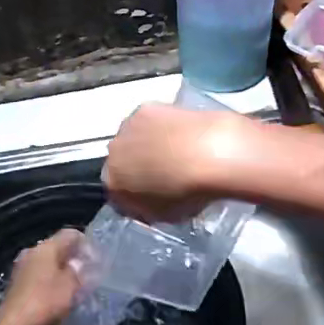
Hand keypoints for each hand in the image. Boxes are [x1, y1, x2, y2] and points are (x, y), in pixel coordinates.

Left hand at [0, 229, 83, 324]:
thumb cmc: (44, 302)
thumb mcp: (69, 286)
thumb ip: (78, 271)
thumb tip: (78, 262)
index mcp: (45, 247)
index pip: (69, 234)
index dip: (85, 243)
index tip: (96, 259)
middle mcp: (31, 252)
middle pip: (57, 247)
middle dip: (73, 257)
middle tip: (88, 273)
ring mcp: (22, 267)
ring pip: (47, 262)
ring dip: (61, 271)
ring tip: (75, 286)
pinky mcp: (17, 284)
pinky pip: (39, 276)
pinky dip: (50, 281)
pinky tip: (58, 295)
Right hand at [101, 103, 256, 220]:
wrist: (210, 154)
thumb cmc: (190, 192)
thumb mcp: (167, 216)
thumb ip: (147, 209)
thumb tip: (147, 201)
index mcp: (113, 183)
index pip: (117, 191)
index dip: (134, 194)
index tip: (152, 195)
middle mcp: (113, 152)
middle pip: (120, 160)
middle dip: (136, 165)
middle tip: (164, 172)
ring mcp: (127, 128)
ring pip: (132, 137)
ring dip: (147, 143)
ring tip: (176, 150)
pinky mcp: (145, 108)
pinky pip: (148, 120)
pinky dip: (160, 125)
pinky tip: (181, 132)